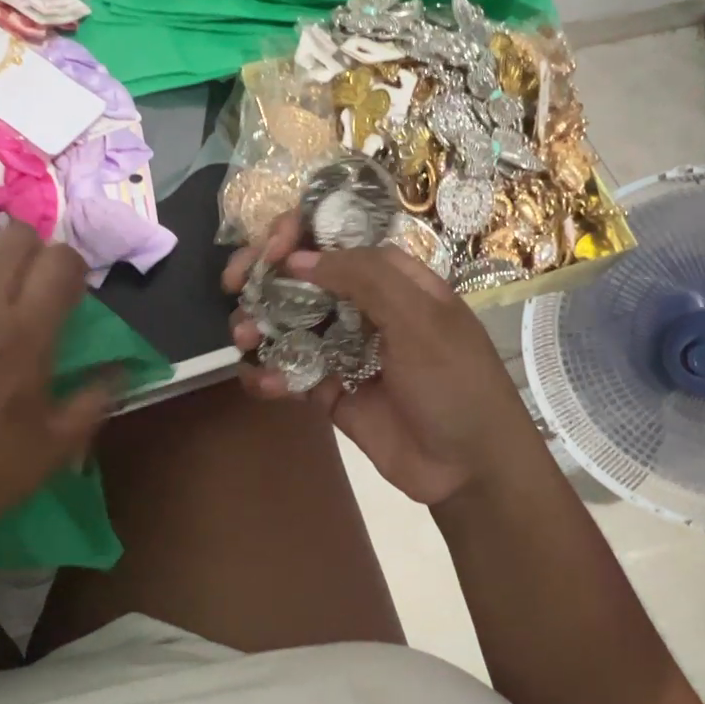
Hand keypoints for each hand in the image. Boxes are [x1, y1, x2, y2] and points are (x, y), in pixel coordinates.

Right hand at [224, 213, 533, 504]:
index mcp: (394, 281)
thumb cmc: (455, 382)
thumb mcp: (420, 320)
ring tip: (244, 338)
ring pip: (289, 326)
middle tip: (235, 285)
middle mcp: (365, 310)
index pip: (337, 242)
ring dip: (260, 325)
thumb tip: (295, 259)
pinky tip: (264, 383)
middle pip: (304, 279)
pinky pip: (290, 374)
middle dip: (265, 278)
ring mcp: (345, 351)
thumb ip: (363, 279)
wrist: (469, 467)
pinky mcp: (330, 392)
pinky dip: (269, 375)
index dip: (297, 236)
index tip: (269, 252)